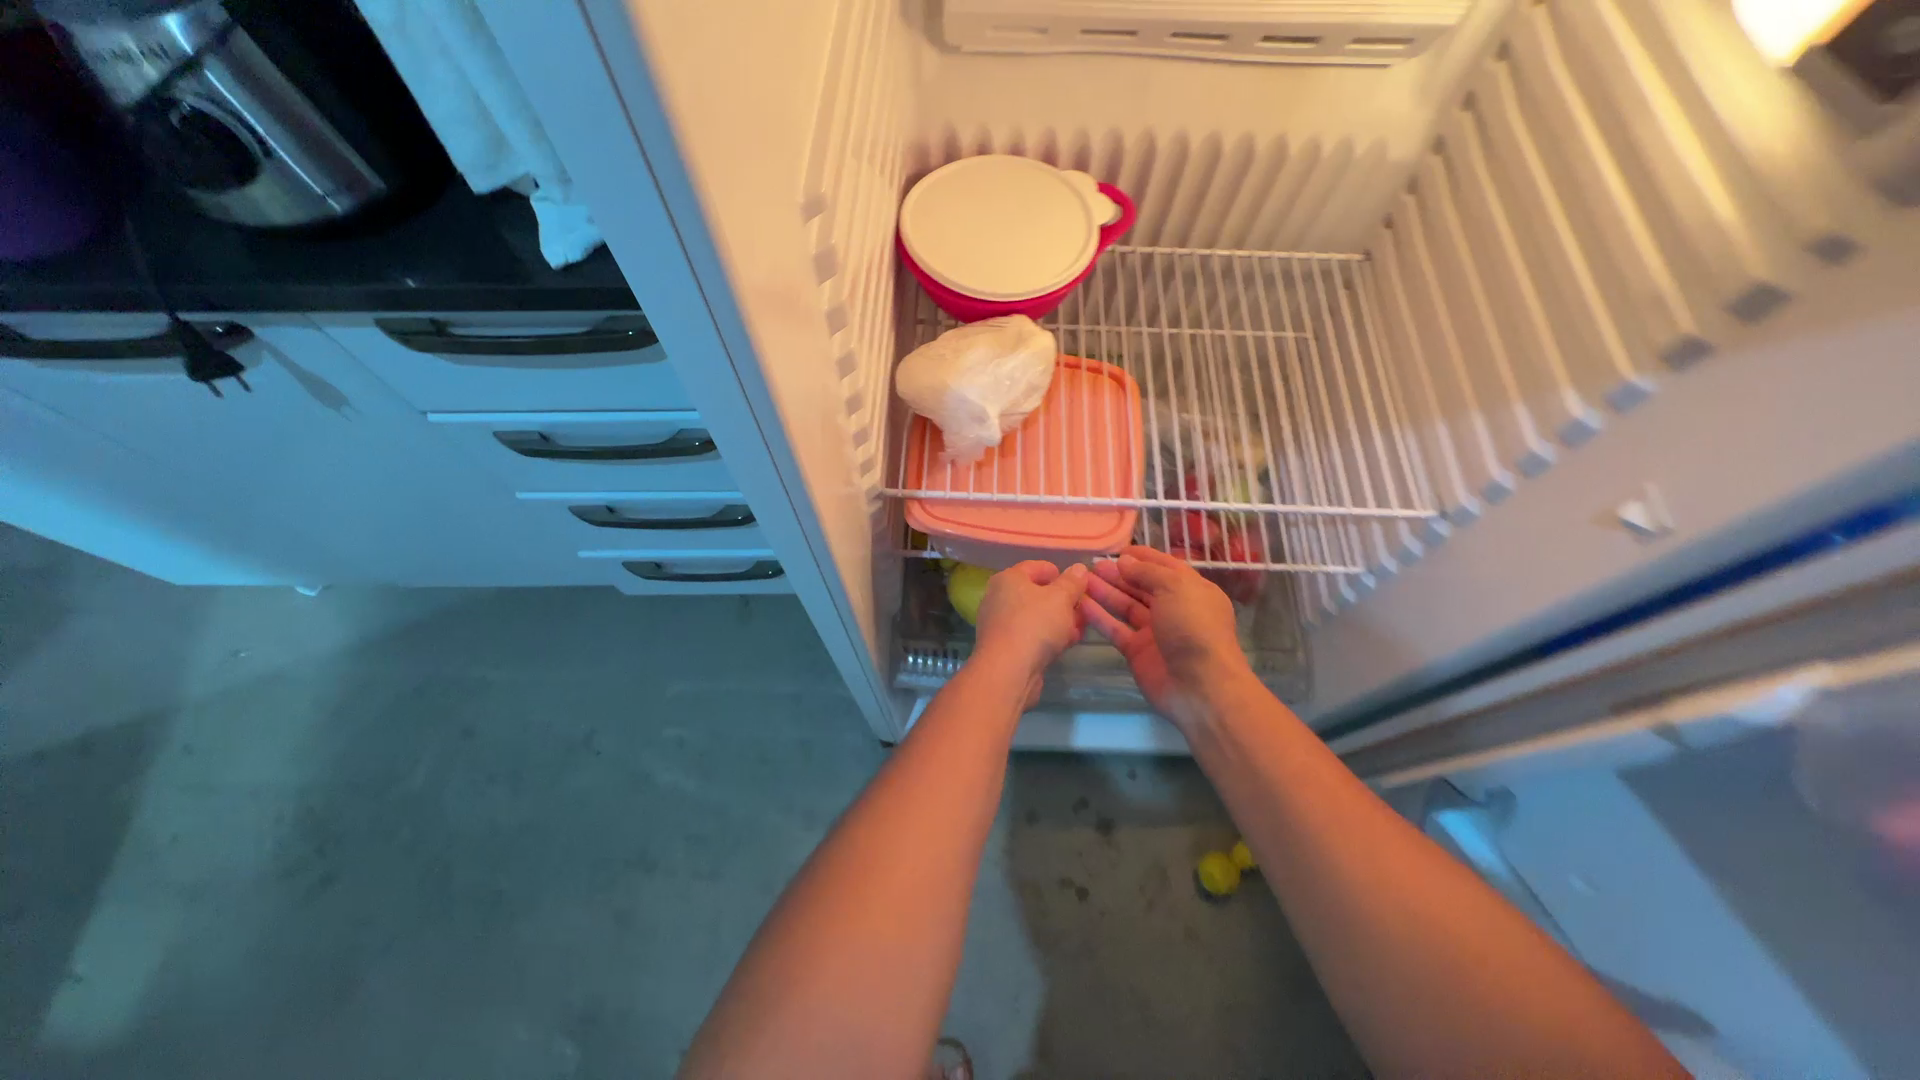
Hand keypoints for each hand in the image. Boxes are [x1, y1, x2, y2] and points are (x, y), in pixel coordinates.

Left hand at [972, 561, 1090, 704]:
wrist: (1008, 671)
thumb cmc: (1035, 625)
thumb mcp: (1061, 598)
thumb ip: (1072, 582)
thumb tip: (1079, 568)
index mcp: (1008, 578)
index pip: (1036, 567)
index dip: (1060, 573)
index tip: (1079, 585)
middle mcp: (999, 598)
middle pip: (1036, 593)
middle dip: (1062, 601)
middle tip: (1083, 610)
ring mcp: (1000, 624)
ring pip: (1035, 616)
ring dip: (1058, 621)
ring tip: (1079, 629)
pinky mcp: (1005, 647)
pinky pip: (1030, 635)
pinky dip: (1047, 637)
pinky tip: (1065, 644)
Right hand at [1078, 546, 1251, 725]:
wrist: (1200, 685)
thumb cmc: (1193, 627)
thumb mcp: (1175, 588)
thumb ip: (1148, 572)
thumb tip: (1125, 561)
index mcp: (1191, 590)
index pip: (1165, 567)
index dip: (1143, 557)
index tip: (1118, 550)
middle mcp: (1174, 609)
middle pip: (1142, 586)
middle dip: (1119, 574)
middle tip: (1092, 566)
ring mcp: (1155, 631)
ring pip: (1126, 606)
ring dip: (1105, 592)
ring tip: (1080, 580)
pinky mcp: (1137, 652)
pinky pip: (1115, 629)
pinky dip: (1099, 617)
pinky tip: (1080, 604)